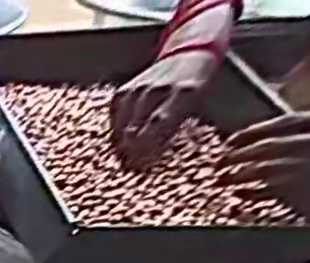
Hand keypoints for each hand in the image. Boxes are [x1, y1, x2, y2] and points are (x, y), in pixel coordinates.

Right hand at [110, 51, 219, 166]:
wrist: (190, 50)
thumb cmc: (195, 81)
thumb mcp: (195, 101)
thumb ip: (172, 126)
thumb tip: (149, 155)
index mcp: (182, 92)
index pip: (154, 131)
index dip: (145, 151)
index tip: (142, 165)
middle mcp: (156, 91)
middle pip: (132, 133)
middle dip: (130, 151)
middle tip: (131, 164)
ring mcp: (136, 91)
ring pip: (119, 130)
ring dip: (121, 144)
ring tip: (125, 152)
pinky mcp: (121, 93)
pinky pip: (113, 121)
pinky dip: (117, 131)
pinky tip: (123, 134)